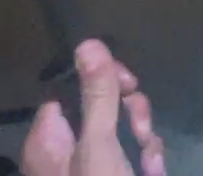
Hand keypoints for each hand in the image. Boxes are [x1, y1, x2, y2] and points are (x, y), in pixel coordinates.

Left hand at [22, 40, 165, 175]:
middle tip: (141, 127)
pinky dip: (145, 162)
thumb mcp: (100, 145)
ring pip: (121, 132)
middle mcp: (65, 154)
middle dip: (130, 112)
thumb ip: (96, 93)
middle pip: (101, 108)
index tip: (129, 82)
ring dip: (143, 139)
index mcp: (50, 140)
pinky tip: (152, 172)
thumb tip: (87, 41)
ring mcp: (90, 172)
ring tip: (150, 160)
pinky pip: (130, 159)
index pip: (72, 87)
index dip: (102, 79)